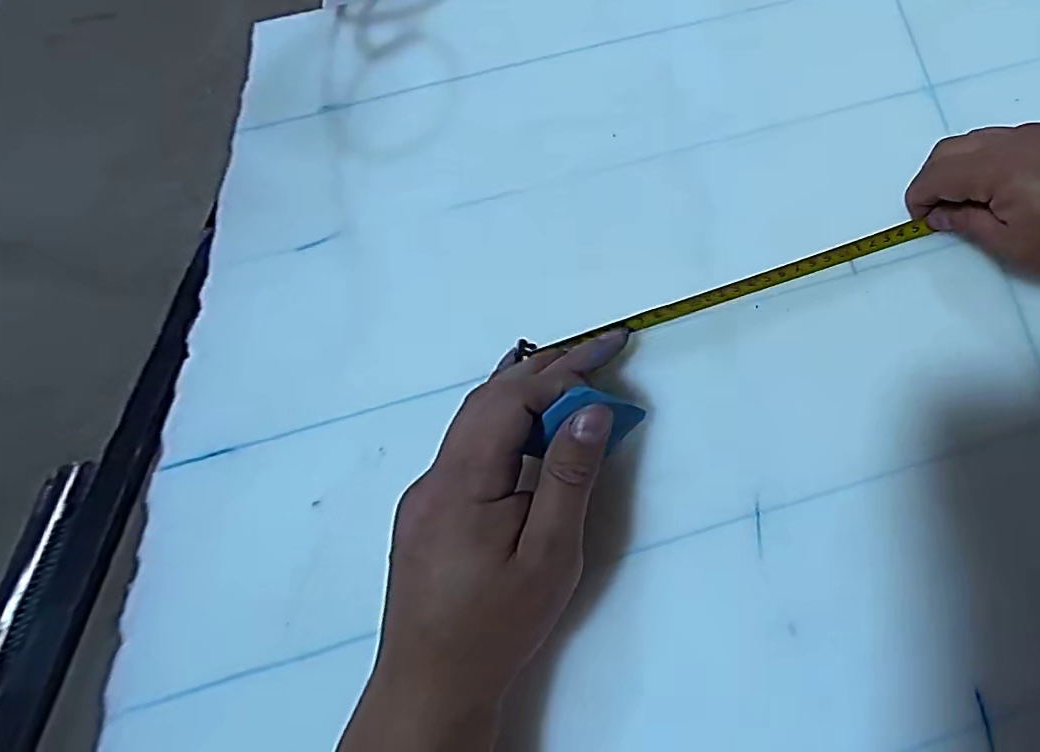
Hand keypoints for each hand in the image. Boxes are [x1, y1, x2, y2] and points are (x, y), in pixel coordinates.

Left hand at [338, 331, 628, 751]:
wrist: (430, 692)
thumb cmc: (497, 627)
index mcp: (462, 484)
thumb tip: (592, 409)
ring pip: (478, 415)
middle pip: (492, 397)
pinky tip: (527, 410)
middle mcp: (436, 476)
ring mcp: (429, 491)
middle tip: (601, 347)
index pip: (513, 400)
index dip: (565, 370)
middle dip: (550, 365)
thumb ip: (571, 476)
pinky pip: (474, 439)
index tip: (610, 350)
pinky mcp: (433, 505)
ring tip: (573, 365)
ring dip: (528, 385)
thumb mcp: (550, 554)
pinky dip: (510, 412)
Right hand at [905, 123, 1039, 284]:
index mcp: (998, 165)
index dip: (920, 196)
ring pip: (977, 140)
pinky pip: (1005, 139)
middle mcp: (1013, 140)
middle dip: (934, 178)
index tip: (919, 219)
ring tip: (969, 202)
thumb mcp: (1011, 245)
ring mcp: (1037, 134)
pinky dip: (986, 158)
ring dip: (959, 166)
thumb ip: (967, 223)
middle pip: (951, 149)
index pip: (939, 173)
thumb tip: (939, 214)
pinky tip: (1001, 187)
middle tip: (938, 213)